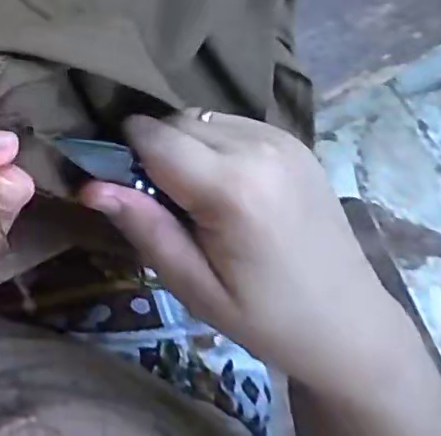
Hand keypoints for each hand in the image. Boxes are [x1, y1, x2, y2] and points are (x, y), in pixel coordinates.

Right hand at [80, 112, 425, 400]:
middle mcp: (258, 148)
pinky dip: (211, 141)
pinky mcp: (290, 136)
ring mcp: (279, 137)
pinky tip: (227, 180)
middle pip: (172, 121)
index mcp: (233, 188)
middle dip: (156, 150)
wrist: (353, 325)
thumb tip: (87, 185)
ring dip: (183, 143)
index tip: (131, 189)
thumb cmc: (266, 316)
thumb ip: (143, 227)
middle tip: (168, 201)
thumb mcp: (195, 287)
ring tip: (199, 192)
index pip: (150, 135)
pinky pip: (225, 120)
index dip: (127, 155)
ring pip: (196, 115)